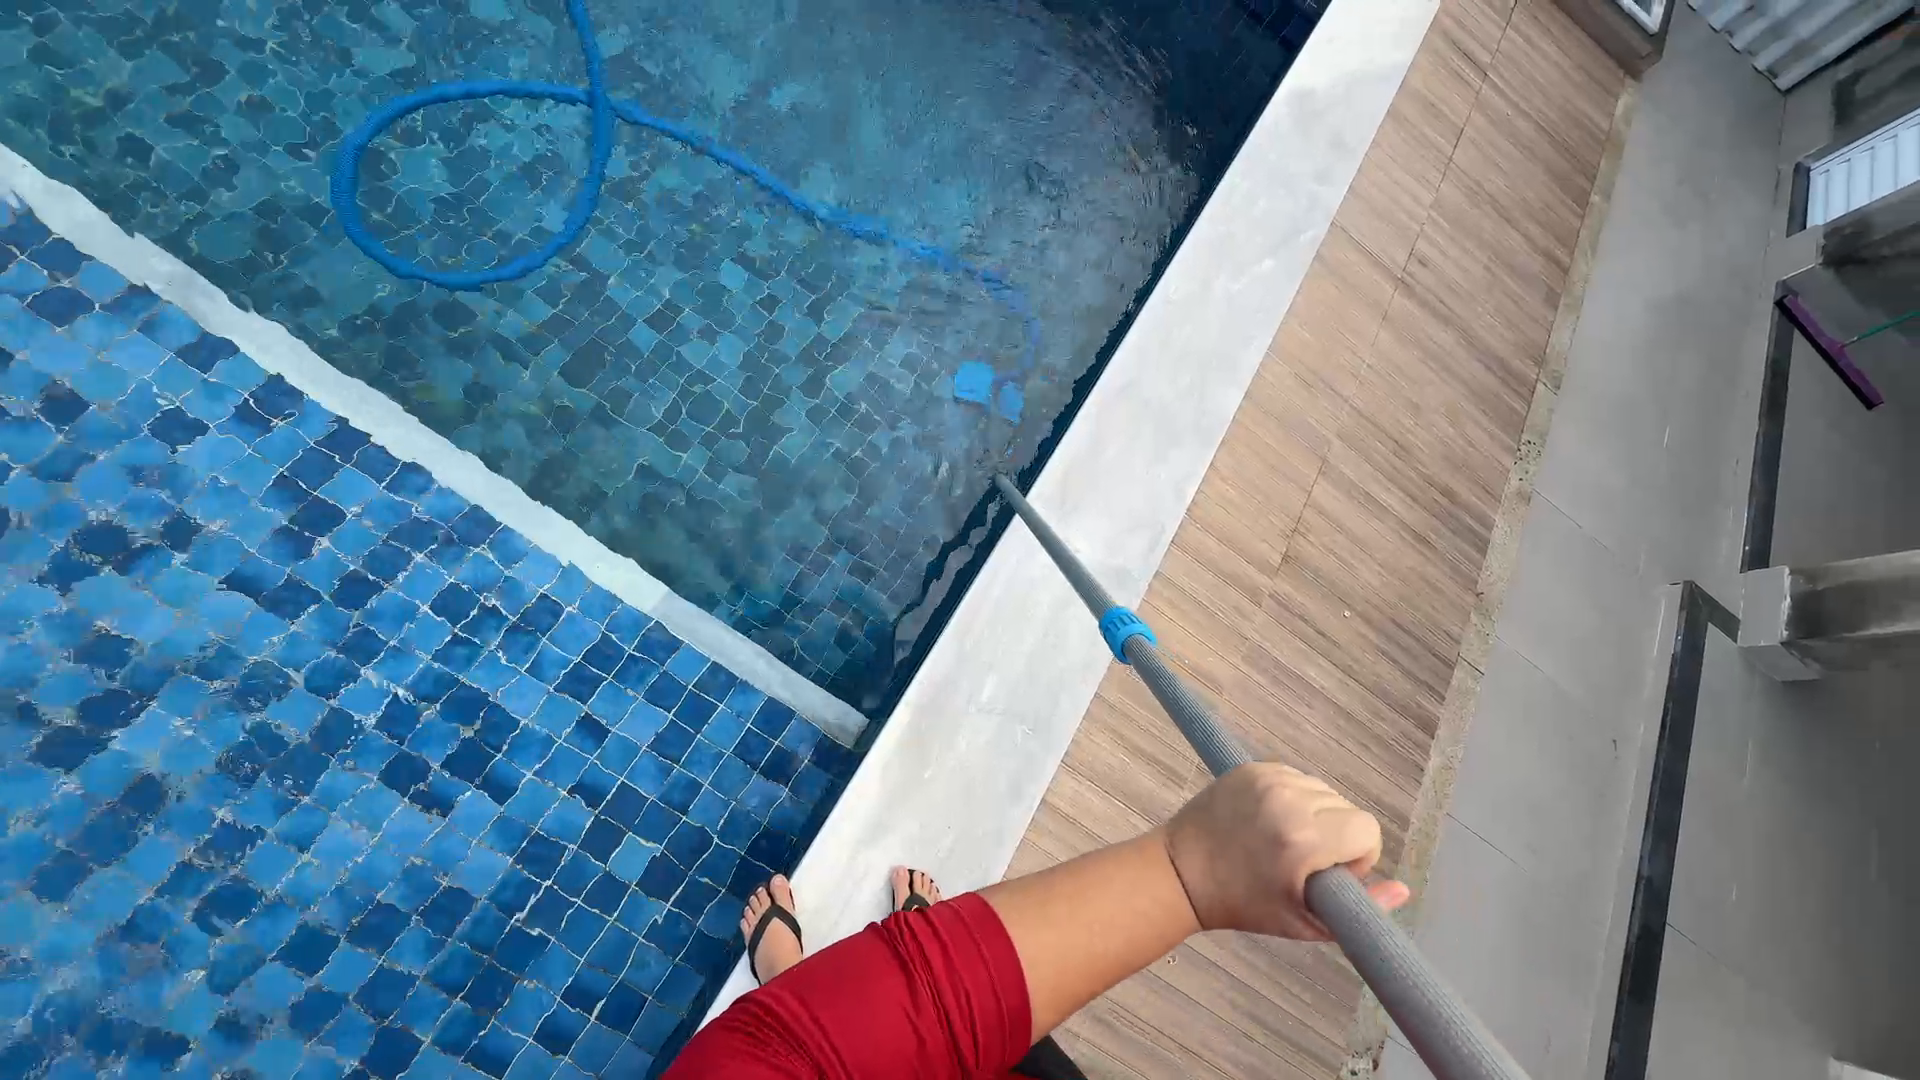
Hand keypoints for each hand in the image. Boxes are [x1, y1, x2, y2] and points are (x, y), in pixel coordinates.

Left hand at [1164, 763, 1410, 939]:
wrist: (1182, 870)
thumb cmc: (1244, 903)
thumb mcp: (1306, 921)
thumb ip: (1362, 907)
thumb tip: (1403, 889)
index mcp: (1303, 838)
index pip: (1367, 829)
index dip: (1357, 856)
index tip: (1328, 872)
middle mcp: (1287, 799)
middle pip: (1347, 808)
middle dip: (1336, 835)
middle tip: (1302, 860)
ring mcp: (1265, 777)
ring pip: (1322, 791)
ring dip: (1315, 814)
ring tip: (1283, 839)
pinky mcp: (1250, 767)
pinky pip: (1295, 777)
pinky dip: (1292, 798)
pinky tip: (1269, 820)